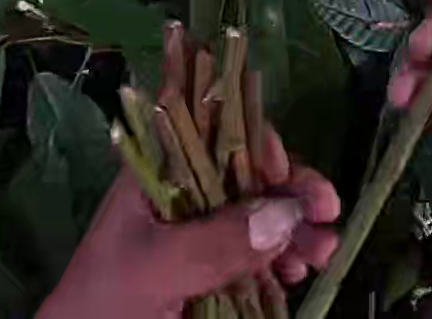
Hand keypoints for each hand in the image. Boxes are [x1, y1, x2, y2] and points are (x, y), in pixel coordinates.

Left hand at [36, 167, 340, 317]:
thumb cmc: (102, 307)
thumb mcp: (153, 270)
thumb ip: (214, 242)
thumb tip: (285, 213)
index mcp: (162, 168)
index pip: (216, 130)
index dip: (257, 141)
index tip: (284, 169)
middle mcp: (188, 188)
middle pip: (250, 170)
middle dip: (292, 186)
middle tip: (329, 208)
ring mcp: (204, 228)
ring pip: (261, 210)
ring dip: (297, 225)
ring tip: (325, 250)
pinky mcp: (215, 266)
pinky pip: (259, 251)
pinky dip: (285, 257)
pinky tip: (302, 270)